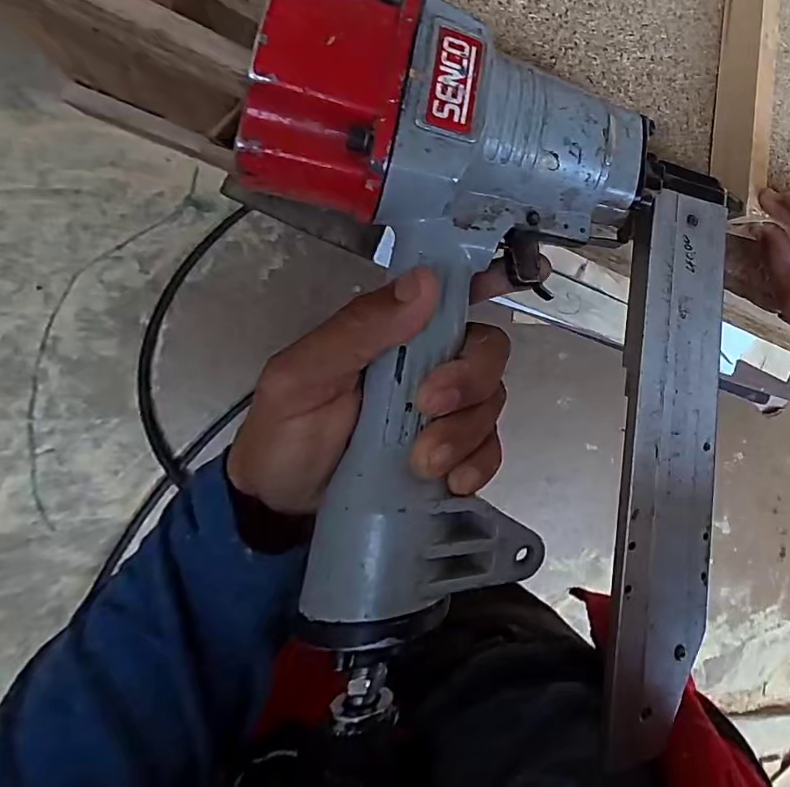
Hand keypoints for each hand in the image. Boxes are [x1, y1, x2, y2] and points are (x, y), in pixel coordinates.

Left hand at [228, 262, 529, 514]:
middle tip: (429, 405)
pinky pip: (491, 448)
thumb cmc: (285, 431)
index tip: (509, 280)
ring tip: (421, 462)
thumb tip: (424, 282)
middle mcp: (436, 361)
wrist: (280, 510)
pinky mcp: (459, 451)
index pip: (454, 293)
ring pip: (493, 400)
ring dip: (464, 431)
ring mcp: (452, 408)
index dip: (489, 279)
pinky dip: (477, 464)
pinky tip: (449, 481)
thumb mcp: (302, 376)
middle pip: (488, 350)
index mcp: (402, 331)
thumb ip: (360, 328)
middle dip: (470, 379)